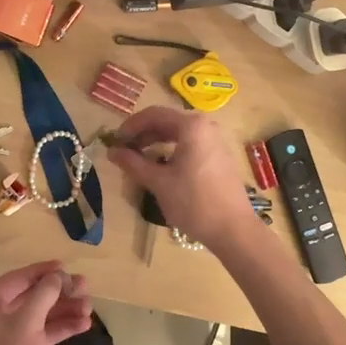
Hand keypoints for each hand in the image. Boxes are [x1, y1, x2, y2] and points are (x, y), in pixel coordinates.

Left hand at [0, 261, 93, 344]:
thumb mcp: (28, 325)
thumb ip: (45, 294)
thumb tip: (58, 276)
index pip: (16, 279)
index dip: (42, 271)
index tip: (66, 266)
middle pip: (29, 297)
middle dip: (58, 292)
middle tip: (86, 287)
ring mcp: (5, 341)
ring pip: (38, 317)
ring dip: (63, 310)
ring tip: (90, 306)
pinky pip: (42, 335)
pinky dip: (61, 329)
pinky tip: (84, 325)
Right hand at [107, 106, 258, 248]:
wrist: (234, 229)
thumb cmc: (194, 202)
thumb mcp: (159, 182)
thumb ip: (134, 163)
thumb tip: (112, 151)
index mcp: (191, 126)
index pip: (153, 114)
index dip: (131, 125)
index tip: (115, 140)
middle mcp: (205, 125)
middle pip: (167, 121)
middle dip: (143, 133)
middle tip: (124, 149)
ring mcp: (215, 140)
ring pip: (178, 133)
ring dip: (156, 141)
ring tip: (138, 157)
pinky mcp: (219, 155)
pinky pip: (190, 143)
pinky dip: (171, 149)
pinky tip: (161, 165)